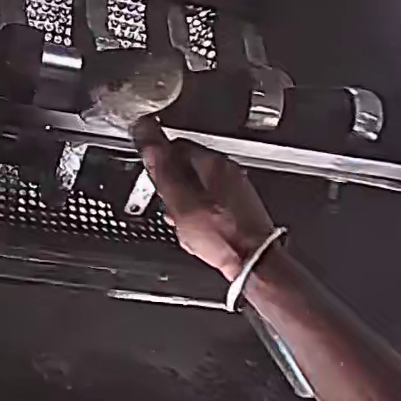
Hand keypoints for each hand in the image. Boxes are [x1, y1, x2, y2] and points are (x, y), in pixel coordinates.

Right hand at [133, 116, 277, 279]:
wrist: (253, 263)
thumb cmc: (222, 235)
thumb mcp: (180, 201)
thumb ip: (162, 170)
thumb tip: (147, 137)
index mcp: (213, 163)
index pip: (176, 145)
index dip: (157, 160)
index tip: (149, 175)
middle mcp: (228, 171)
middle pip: (188, 167)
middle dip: (171, 184)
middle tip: (164, 202)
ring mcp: (236, 190)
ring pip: (199, 187)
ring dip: (183, 201)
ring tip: (179, 220)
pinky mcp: (240, 209)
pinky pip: (211, 204)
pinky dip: (198, 213)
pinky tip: (195, 230)